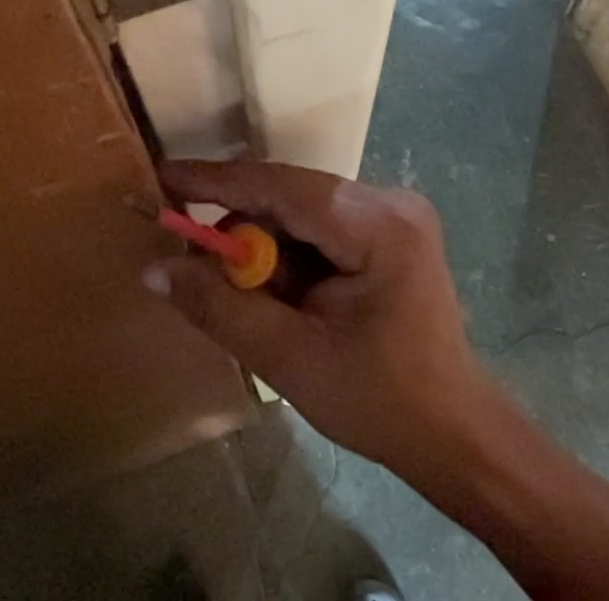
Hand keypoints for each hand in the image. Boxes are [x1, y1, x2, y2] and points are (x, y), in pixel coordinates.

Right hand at [143, 159, 502, 468]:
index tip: (162, 177)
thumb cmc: (378, 400)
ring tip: (258, 304)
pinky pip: (315, 229)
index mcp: (378, 226)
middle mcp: (389, 203)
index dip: (216, 181)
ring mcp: (393, 215)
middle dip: (241, 234)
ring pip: (297, 213)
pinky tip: (284, 299)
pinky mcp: (388, 232)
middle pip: (288, 198)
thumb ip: (219, 306)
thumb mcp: (287, 358)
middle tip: (202, 272)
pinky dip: (287, 258)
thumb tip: (156, 269)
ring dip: (263, 251)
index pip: (281, 186)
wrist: (453, 432)